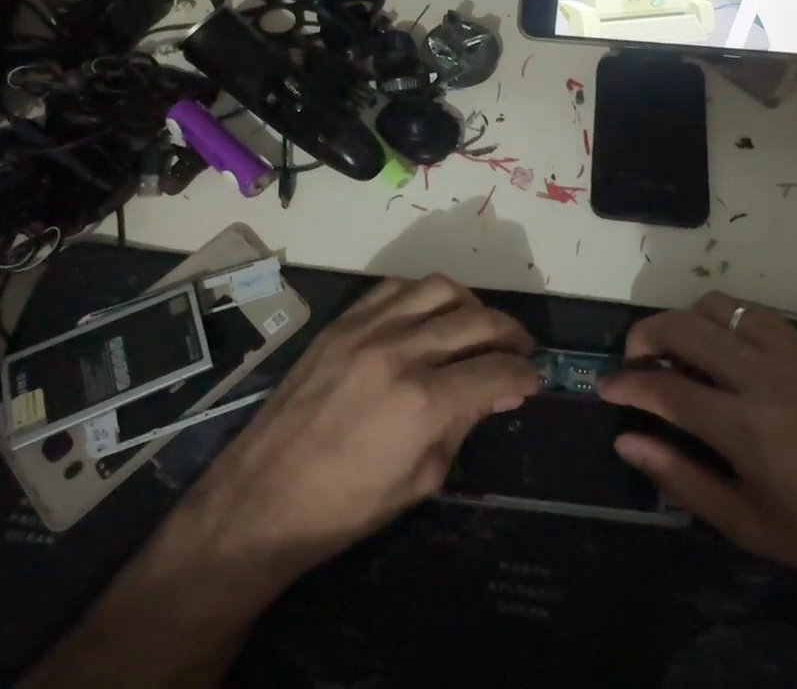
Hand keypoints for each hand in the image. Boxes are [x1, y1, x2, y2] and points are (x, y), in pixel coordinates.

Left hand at [170, 274, 539, 588]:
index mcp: (423, 401)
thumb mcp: (421, 478)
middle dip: (511, 334)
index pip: (497, 369)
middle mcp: (399, 351)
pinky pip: (393, 289)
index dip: (525, 374)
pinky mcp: (339, 325)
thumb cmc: (346, 506)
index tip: (533, 380)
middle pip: (476, 320)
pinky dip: (423, 296)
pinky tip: (429, 318)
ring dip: (470, 304)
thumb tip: (501, 391)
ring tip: (478, 327)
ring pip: (437, 289)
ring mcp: (365, 330)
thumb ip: (464, 424)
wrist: (262, 498)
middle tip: (519, 351)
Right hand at [598, 292, 796, 620]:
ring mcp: (793, 353)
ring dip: (684, 321)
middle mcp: (763, 376)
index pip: (664, 387)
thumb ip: (682, 479)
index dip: (625, 384)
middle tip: (633, 363)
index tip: (603, 388)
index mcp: (745, 428)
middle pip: (683, 327)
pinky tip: (725, 350)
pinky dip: (725, 319)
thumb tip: (625, 440)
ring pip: (718, 306)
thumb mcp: (751, 526)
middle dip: (643, 336)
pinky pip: (755, 312)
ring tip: (678, 353)